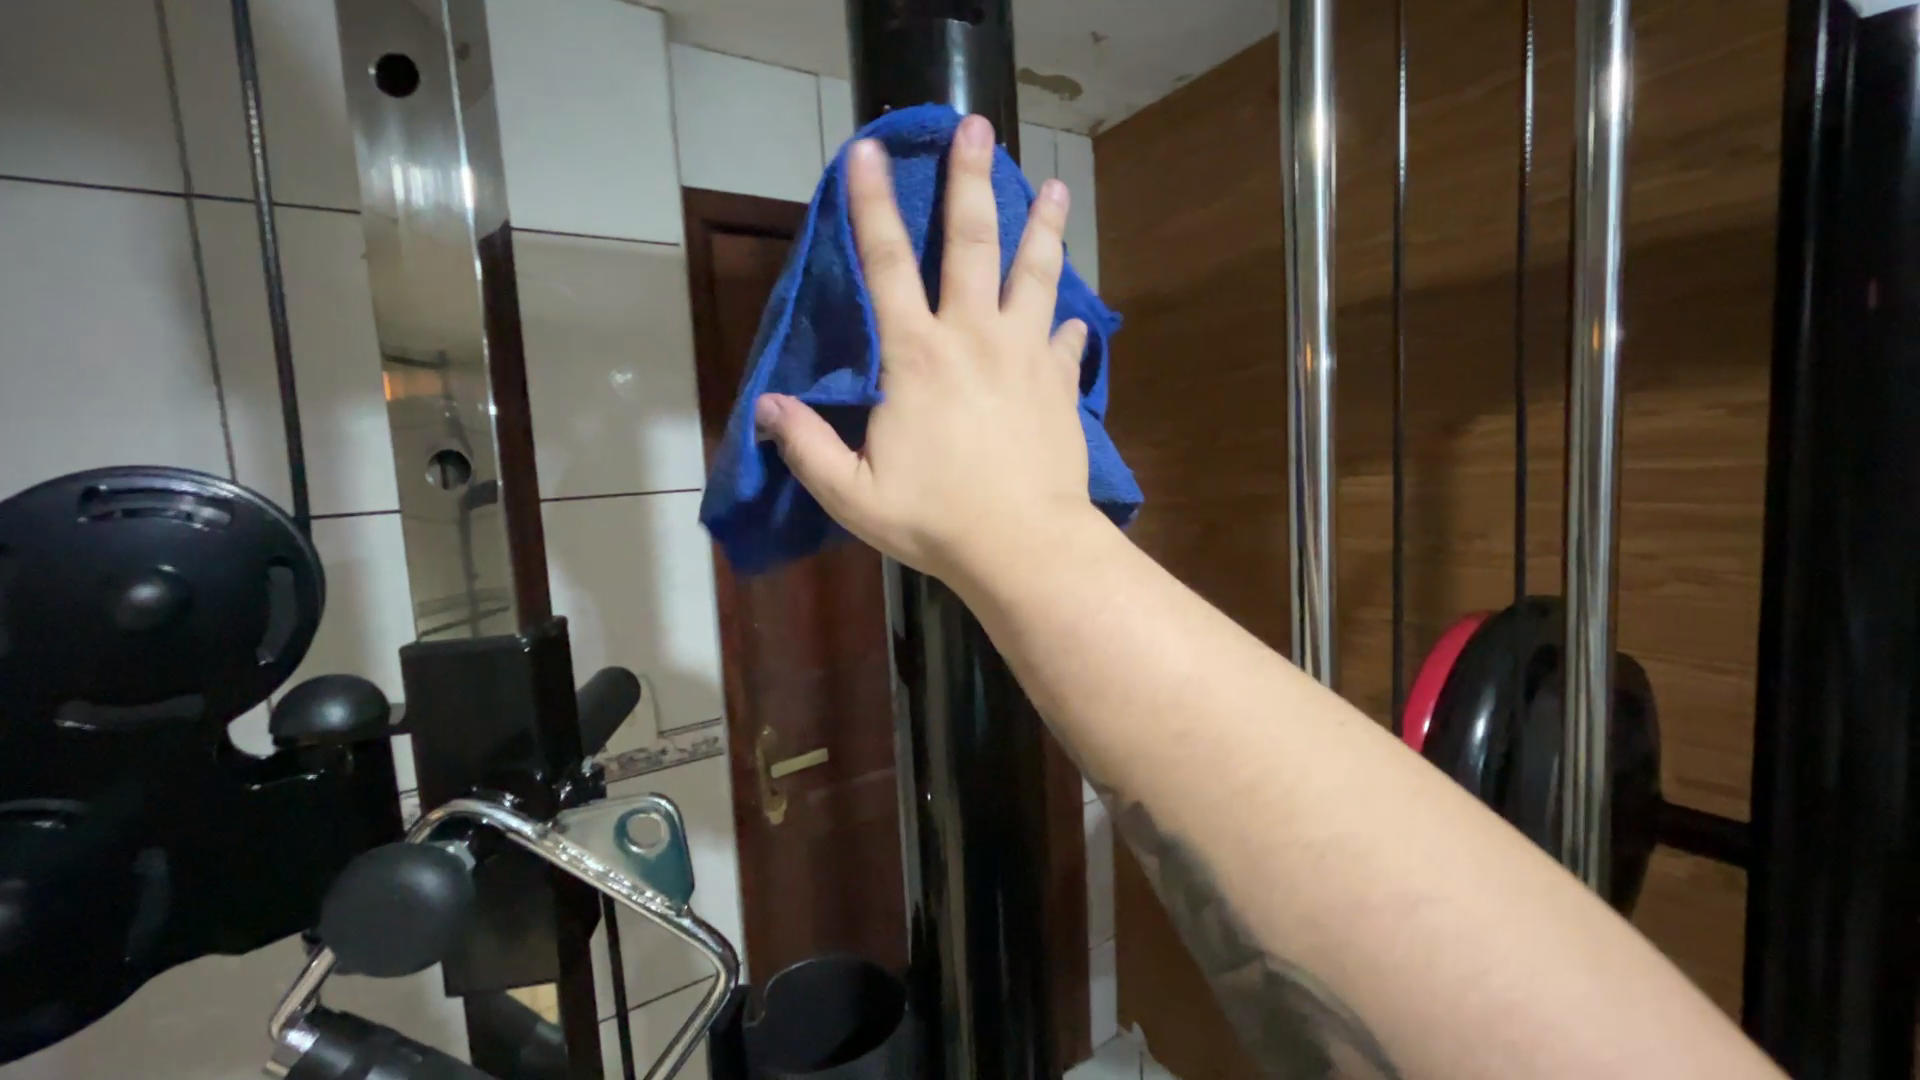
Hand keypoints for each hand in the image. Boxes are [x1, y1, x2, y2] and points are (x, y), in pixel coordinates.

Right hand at [755, 114, 1097, 583]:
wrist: (1023, 545)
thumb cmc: (935, 519)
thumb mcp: (853, 494)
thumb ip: (808, 448)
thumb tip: (768, 408)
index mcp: (916, 355)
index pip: (886, 263)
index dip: (872, 204)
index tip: (869, 151)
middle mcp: (973, 337)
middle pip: (972, 242)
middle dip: (971, 180)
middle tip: (979, 128)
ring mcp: (1025, 355)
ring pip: (1035, 274)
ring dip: (1042, 228)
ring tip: (1054, 189)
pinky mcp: (1061, 383)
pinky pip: (1067, 338)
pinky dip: (1068, 322)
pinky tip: (1072, 313)